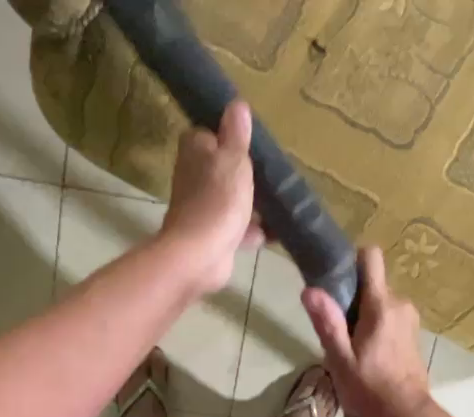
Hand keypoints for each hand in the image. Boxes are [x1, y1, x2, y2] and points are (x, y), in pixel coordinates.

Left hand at [159, 101, 262, 296]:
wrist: (201, 254)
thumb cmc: (218, 199)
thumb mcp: (234, 157)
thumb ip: (236, 134)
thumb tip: (236, 105)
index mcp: (195, 150)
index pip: (210, 133)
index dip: (230, 136)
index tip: (252, 142)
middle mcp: (194, 177)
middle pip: (223, 168)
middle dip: (245, 172)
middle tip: (272, 172)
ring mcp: (202, 208)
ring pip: (232, 199)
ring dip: (252, 203)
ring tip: (280, 200)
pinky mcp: (212, 236)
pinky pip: (237, 229)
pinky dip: (253, 231)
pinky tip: (275, 231)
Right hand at [302, 247, 429, 416]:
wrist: (405, 415)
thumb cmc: (369, 389)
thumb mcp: (340, 359)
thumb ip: (327, 323)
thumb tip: (309, 290)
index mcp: (381, 305)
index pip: (371, 258)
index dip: (352, 263)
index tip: (336, 284)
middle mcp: (400, 303)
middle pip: (372, 284)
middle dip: (354, 300)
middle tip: (339, 332)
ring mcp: (409, 318)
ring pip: (381, 302)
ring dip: (365, 316)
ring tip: (354, 347)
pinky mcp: (413, 333)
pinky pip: (390, 317)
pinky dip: (378, 327)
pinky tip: (370, 355)